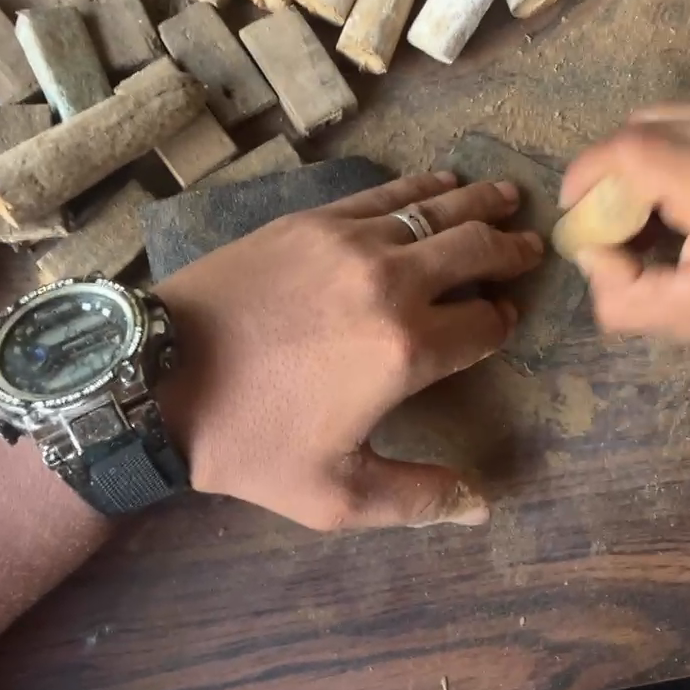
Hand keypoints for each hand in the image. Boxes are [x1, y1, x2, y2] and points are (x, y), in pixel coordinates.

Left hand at [153, 173, 542, 530]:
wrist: (156, 376)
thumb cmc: (248, 441)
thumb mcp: (335, 495)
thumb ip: (418, 499)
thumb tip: (483, 507)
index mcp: (407, 350)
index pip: (484, 325)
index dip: (502, 323)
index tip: (504, 321)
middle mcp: (393, 284)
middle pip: (476, 252)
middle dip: (512, 253)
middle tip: (532, 250)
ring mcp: (352, 242)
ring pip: (438, 210)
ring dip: (483, 205)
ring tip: (511, 198)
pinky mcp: (315, 220)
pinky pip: (386, 194)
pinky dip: (424, 187)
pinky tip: (442, 183)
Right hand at [560, 102, 689, 358]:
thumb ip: (621, 294)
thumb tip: (590, 252)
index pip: (630, 149)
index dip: (586, 174)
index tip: (575, 212)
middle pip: (641, 126)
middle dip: (610, 173)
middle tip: (611, 222)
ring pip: (665, 118)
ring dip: (639, 161)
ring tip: (648, 213)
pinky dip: (670, 152)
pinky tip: (682, 197)